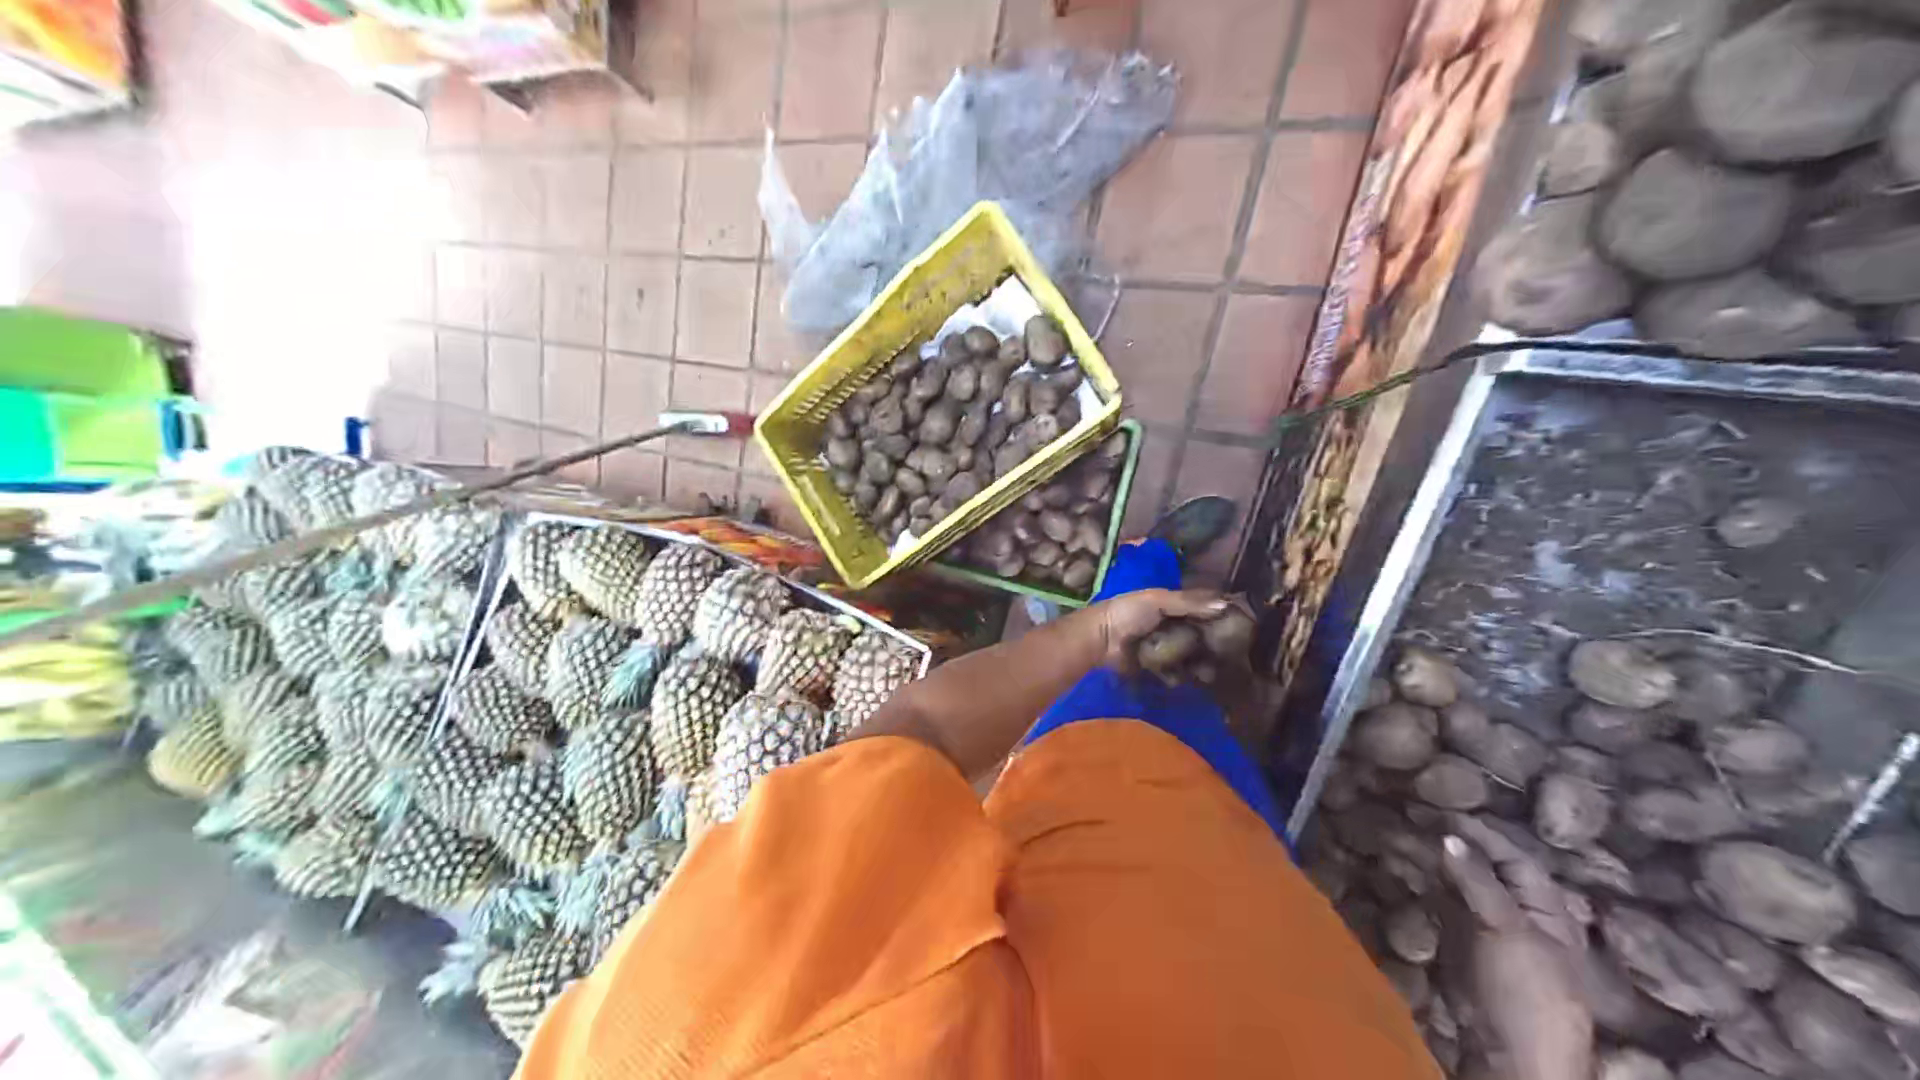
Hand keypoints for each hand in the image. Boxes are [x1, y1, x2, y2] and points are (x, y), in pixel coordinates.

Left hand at [1084, 588, 1230, 672]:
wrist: (1100, 639)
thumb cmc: (1127, 613)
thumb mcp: (1156, 600)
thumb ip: (1188, 602)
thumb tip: (1225, 605)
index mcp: (1173, 606)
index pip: (1203, 609)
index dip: (1221, 615)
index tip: (1245, 623)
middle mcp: (1173, 626)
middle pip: (1202, 635)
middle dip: (1216, 644)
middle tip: (1235, 653)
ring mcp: (1167, 648)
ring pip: (1193, 656)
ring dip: (1203, 663)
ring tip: (1216, 671)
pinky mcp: (1159, 668)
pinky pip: (1178, 672)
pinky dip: (1186, 675)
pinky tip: (1199, 679)